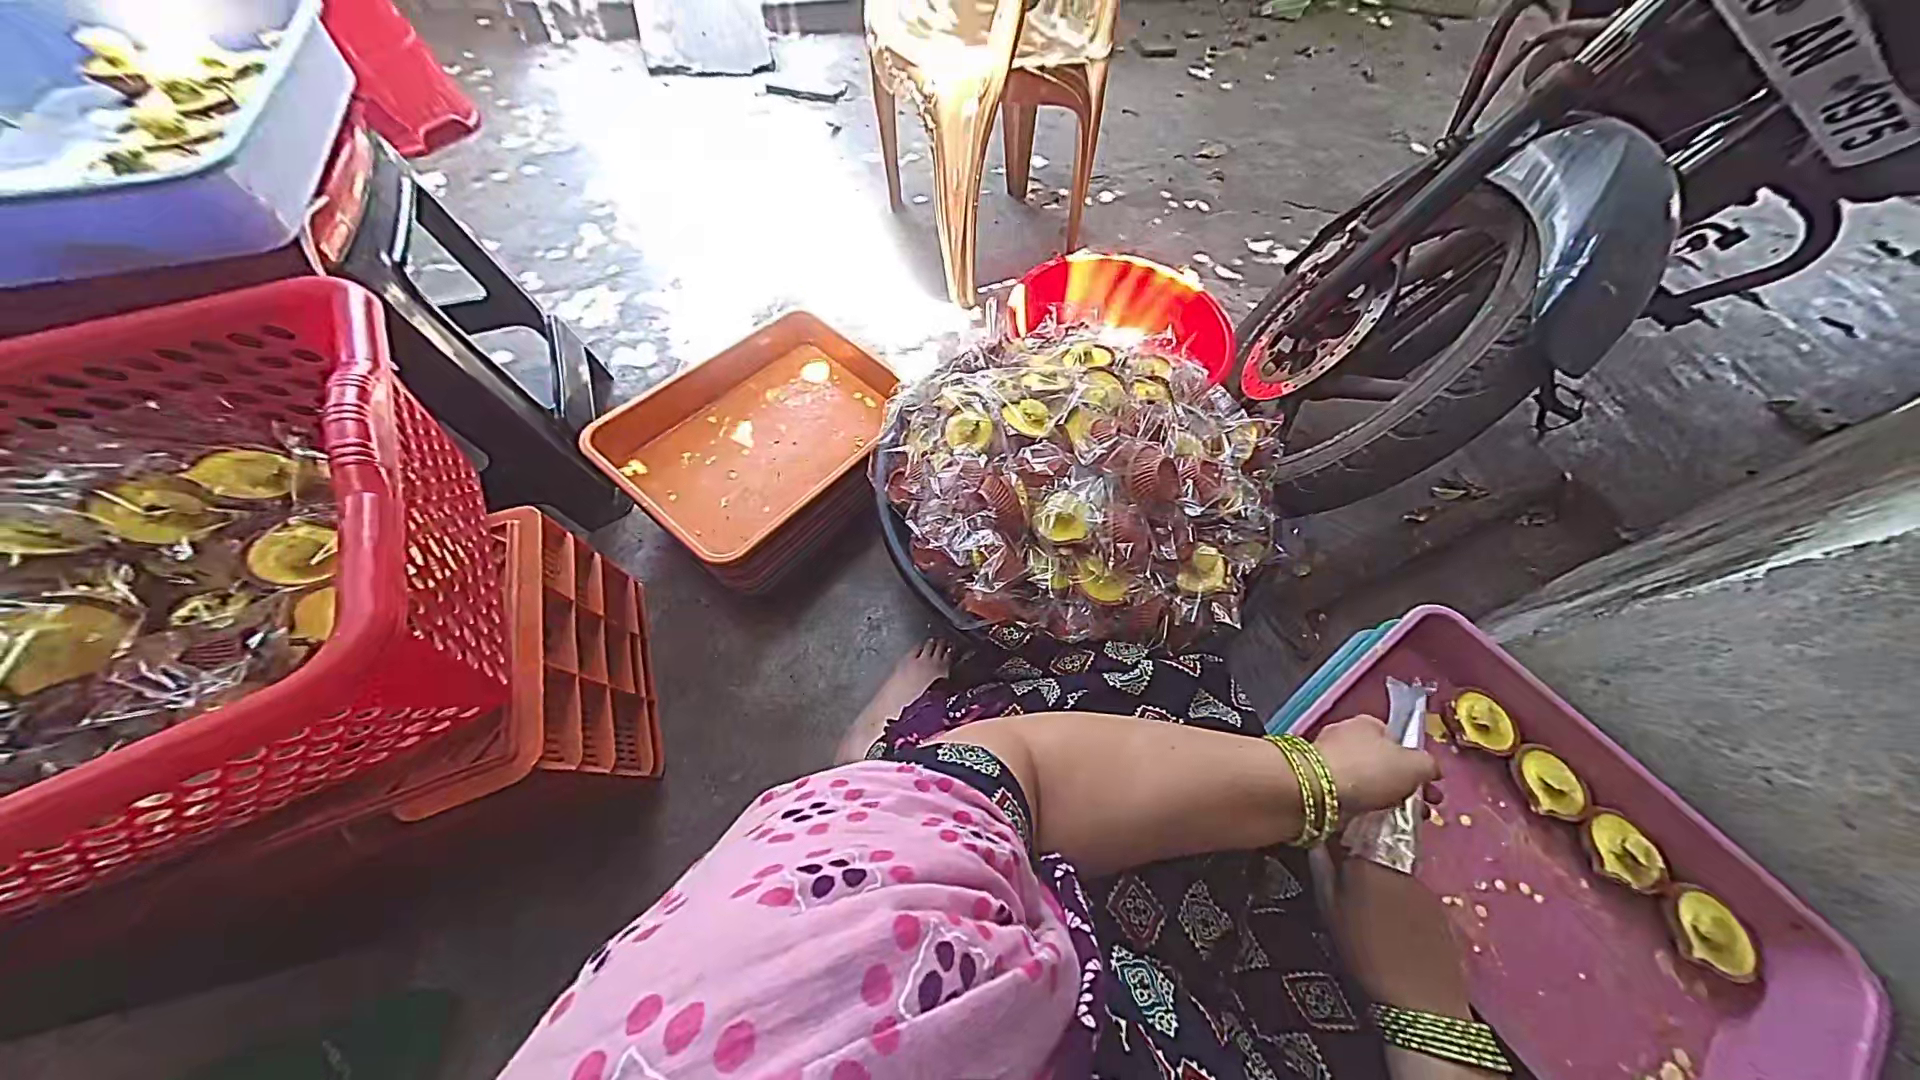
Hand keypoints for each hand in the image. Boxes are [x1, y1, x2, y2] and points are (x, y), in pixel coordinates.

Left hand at [1311, 714, 1439, 816]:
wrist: (1319, 789)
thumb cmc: (1371, 769)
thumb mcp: (1415, 764)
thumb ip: (1428, 765)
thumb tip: (1430, 769)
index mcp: (1365, 723)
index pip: (1395, 737)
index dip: (1415, 759)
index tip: (1429, 782)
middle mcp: (1344, 735)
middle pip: (1382, 760)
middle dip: (1406, 784)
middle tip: (1424, 808)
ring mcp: (1328, 758)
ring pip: (1367, 779)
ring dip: (1388, 798)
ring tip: (1404, 820)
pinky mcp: (1318, 780)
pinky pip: (1350, 793)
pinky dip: (1365, 805)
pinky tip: (1377, 819)